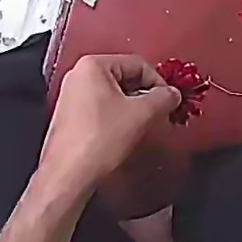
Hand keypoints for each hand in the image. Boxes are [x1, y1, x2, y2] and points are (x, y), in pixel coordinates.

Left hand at [39, 55, 180, 193]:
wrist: (68, 176)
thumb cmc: (98, 141)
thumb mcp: (142, 114)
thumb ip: (163, 98)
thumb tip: (172, 94)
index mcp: (93, 66)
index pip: (138, 65)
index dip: (158, 83)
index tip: (167, 100)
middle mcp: (79, 76)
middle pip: (125, 77)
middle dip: (145, 96)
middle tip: (158, 113)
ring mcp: (72, 96)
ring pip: (114, 93)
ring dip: (133, 107)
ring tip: (141, 126)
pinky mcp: (70, 115)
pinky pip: (102, 107)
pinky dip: (117, 116)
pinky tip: (123, 134)